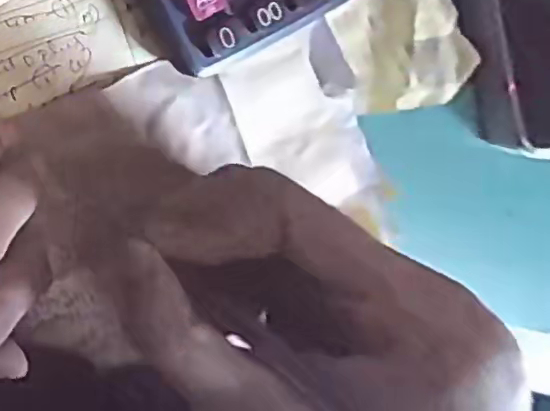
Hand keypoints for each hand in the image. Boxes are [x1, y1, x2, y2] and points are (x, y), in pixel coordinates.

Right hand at [125, 165, 524, 410]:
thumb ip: (184, 340)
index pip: (284, 209)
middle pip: (274, 211)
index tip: (139, 241)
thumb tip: (121, 250)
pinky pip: (276, 264)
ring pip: (268, 231)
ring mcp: (396, 299)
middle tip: (139, 257)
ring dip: (204, 248)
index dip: (200, 214)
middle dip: (196, 228)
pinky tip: (197, 298)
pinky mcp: (366, 315)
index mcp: (428, 315)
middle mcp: (420, 290)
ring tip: (161, 277)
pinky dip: (224, 273)